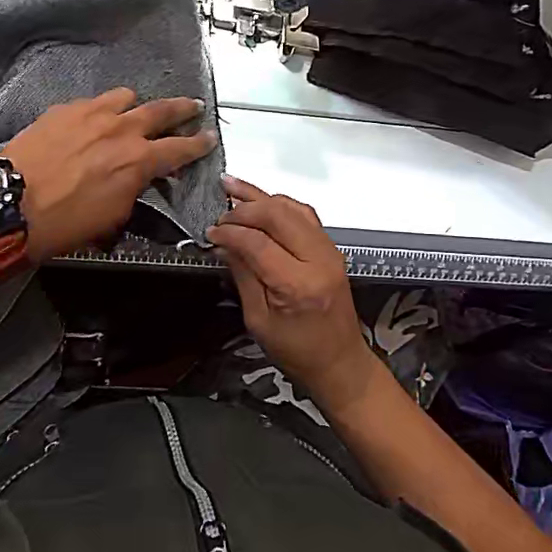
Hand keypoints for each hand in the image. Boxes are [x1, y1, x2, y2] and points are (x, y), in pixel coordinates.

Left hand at [1, 88, 216, 262]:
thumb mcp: (111, 217)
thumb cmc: (61, 221)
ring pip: (125, 97)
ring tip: (135, 110)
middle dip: (181, 109)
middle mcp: (120, 129)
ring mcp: (91, 113)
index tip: (207, 139)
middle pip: (161, 110)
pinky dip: (101, 109)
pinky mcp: (65, 109)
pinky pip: (92, 101)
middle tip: (192, 106)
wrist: (10, 203)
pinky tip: (93, 120)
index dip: (198, 145)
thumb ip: (133, 189)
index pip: (179, 149)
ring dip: (135, 105)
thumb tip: (138, 180)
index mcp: (137, 160)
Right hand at [207, 176, 383, 408]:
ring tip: (232, 187)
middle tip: (220, 215)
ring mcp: (329, 251)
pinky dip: (278, 203)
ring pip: (291, 208)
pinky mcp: (331, 248)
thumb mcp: (258, 320)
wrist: (340, 364)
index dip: (230, 233)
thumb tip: (223, 244)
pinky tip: (260, 200)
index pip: (258, 243)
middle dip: (244, 209)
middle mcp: (319, 261)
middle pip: (277, 215)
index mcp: (298, 286)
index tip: (211, 233)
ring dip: (260, 197)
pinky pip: (303, 214)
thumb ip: (242, 276)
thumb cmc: (297, 351)